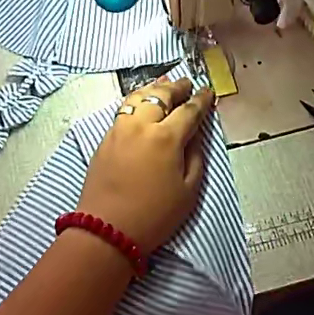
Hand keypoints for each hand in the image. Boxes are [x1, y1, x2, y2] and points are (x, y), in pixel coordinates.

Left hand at [76, 76, 215, 254]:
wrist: (107, 230)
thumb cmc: (154, 215)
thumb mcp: (188, 190)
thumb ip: (195, 158)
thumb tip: (194, 138)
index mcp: (166, 138)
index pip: (189, 110)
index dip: (202, 100)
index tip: (208, 93)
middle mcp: (141, 126)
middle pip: (160, 95)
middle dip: (176, 88)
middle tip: (187, 84)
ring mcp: (119, 130)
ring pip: (137, 98)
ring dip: (153, 89)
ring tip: (162, 84)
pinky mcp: (105, 140)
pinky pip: (123, 111)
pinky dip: (136, 101)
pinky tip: (141, 105)